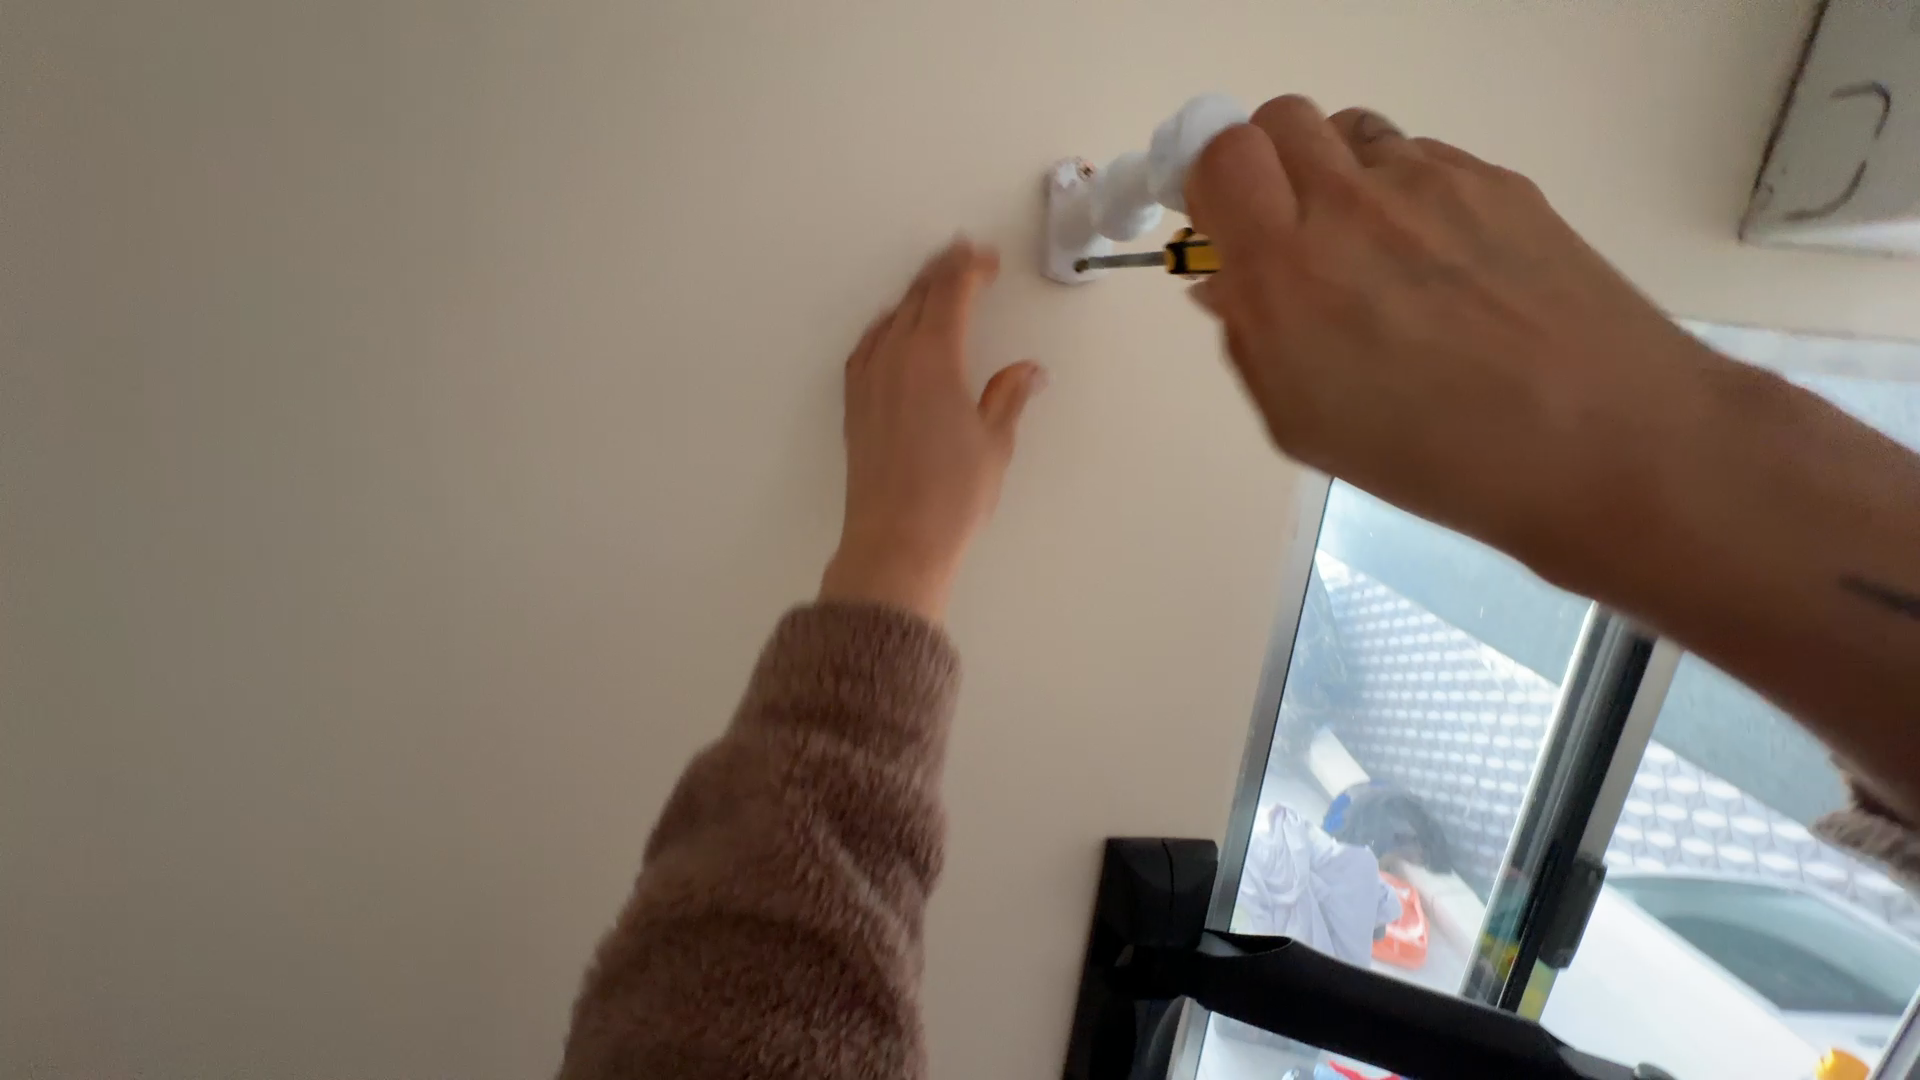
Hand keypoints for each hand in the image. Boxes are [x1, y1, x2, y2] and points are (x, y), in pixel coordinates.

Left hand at [819, 240, 1045, 620]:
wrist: (896, 540)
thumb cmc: (954, 494)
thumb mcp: (995, 443)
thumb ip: (1009, 396)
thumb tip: (1029, 370)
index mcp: (935, 358)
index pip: (952, 294)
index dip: (971, 268)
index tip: (988, 258)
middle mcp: (895, 357)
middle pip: (918, 297)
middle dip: (944, 271)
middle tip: (965, 255)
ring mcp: (868, 378)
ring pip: (890, 318)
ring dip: (915, 296)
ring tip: (935, 286)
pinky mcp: (853, 402)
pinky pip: (868, 345)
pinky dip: (886, 327)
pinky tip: (894, 332)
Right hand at [1184, 95, 1720, 574]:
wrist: (1594, 437)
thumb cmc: (1419, 452)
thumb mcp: (1297, 421)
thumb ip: (1247, 340)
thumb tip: (1224, 282)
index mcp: (1287, 269)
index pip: (1219, 157)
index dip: (1203, 179)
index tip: (1212, 221)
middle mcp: (1351, 203)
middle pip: (1278, 118)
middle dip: (1258, 164)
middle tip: (1276, 228)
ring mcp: (1432, 181)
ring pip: (1349, 130)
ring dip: (1327, 173)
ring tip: (1355, 245)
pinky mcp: (1497, 179)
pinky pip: (1418, 158)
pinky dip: (1396, 192)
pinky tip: (1428, 260)